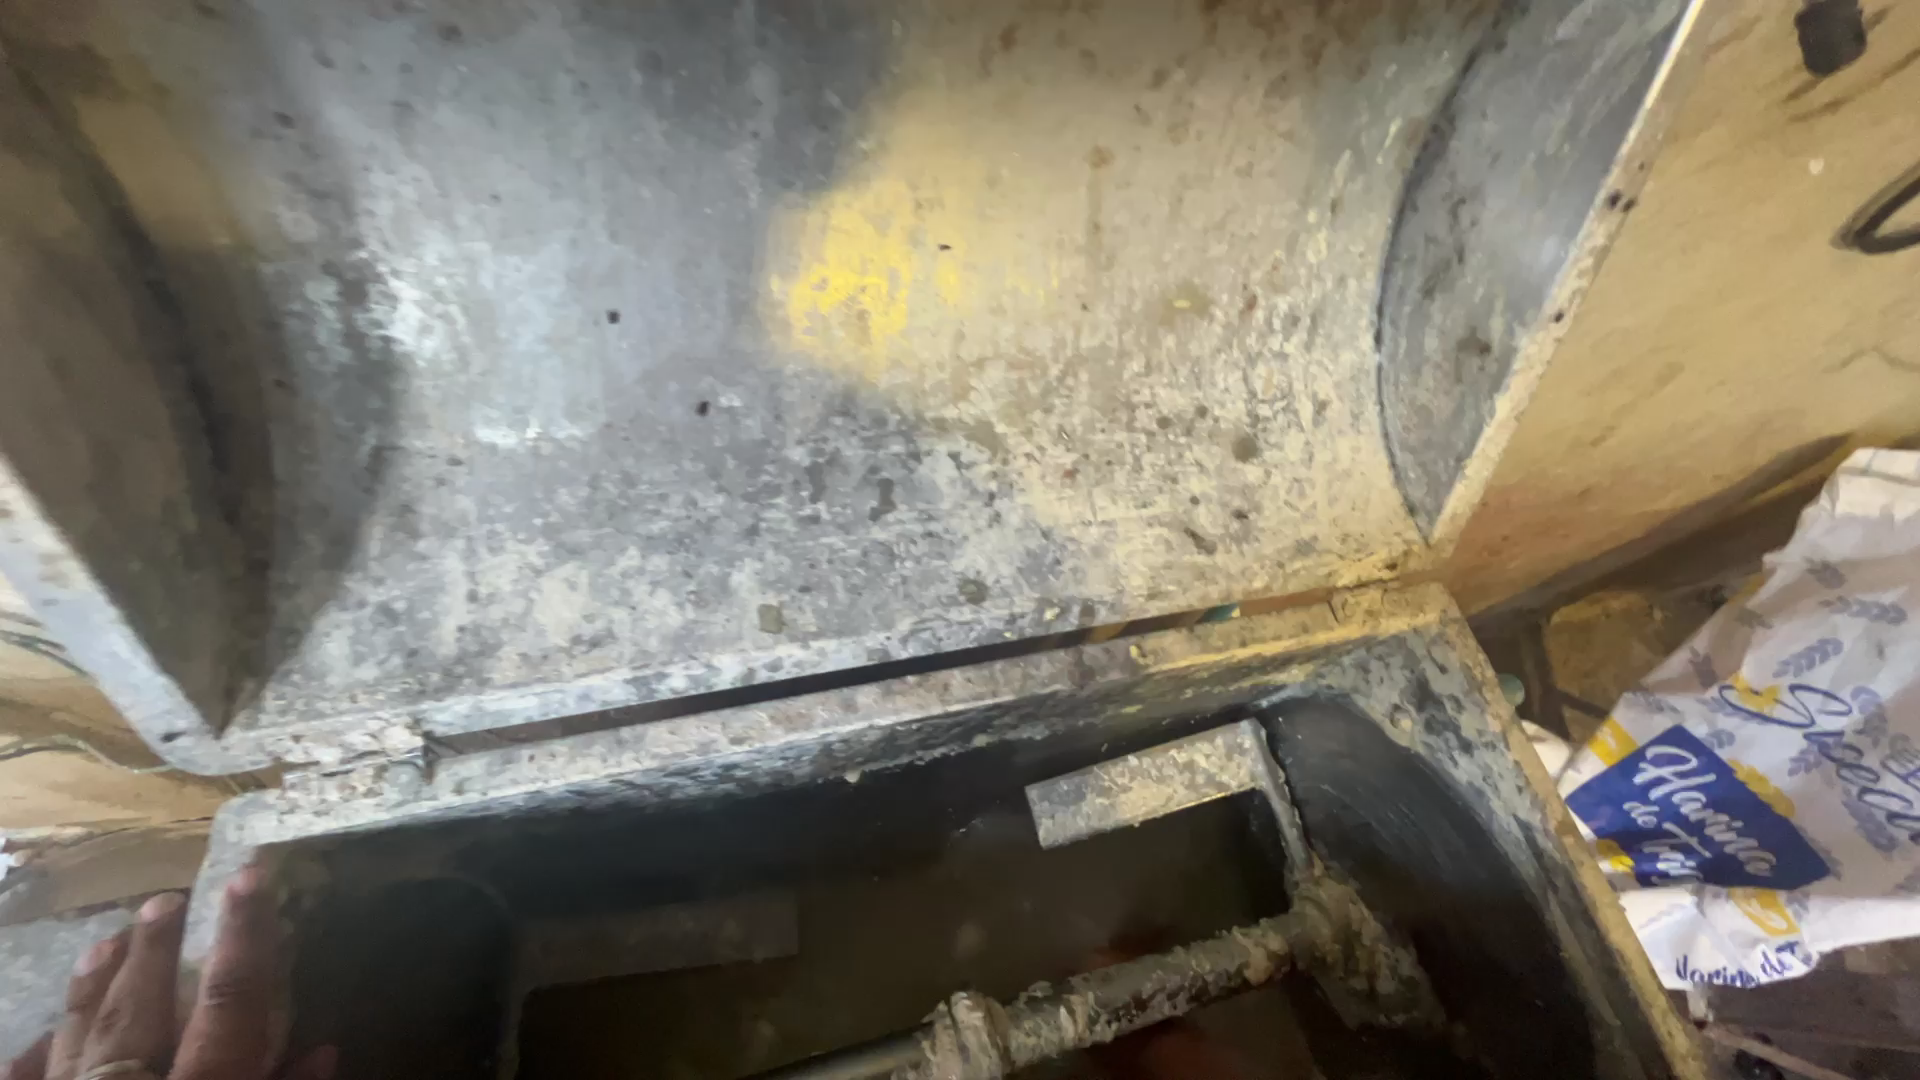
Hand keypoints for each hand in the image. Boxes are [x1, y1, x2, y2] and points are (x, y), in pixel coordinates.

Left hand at [4, 867, 333, 1079]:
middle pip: (140, 1008)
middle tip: (164, 900)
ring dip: (91, 990)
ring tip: (105, 943)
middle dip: (152, 951)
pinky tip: (32, 1039)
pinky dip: (27, 1062)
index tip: (248, 877)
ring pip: (77, 1038)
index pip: (231, 994)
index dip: (244, 932)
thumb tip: (324, 1051)